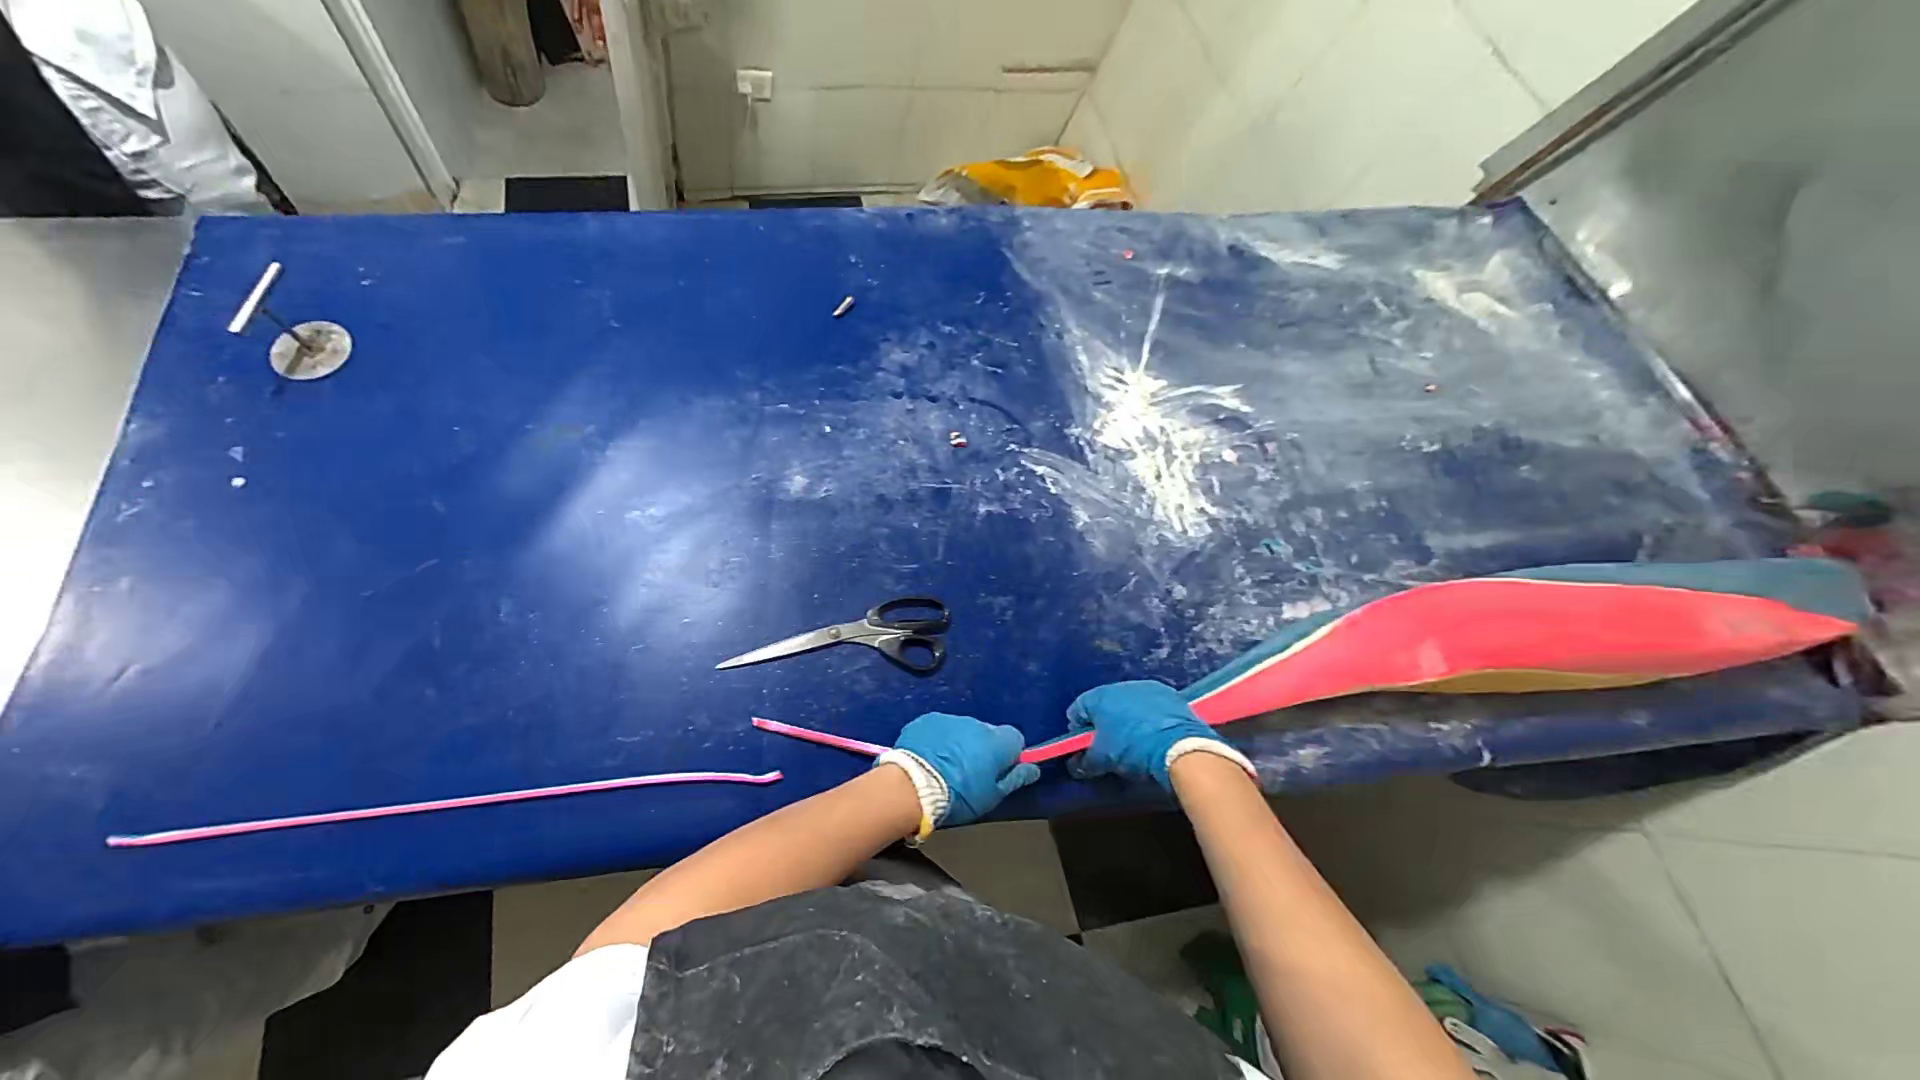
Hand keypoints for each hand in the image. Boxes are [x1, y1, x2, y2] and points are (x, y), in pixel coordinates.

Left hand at [892, 712, 1040, 826]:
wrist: (911, 786)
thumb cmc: (958, 796)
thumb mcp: (992, 796)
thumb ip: (1015, 779)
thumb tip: (1033, 768)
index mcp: (996, 741)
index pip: (1014, 738)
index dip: (1009, 754)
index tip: (999, 771)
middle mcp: (975, 723)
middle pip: (987, 733)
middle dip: (983, 748)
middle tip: (970, 772)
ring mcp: (949, 719)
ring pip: (963, 730)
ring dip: (960, 743)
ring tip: (946, 767)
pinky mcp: (926, 720)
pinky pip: (940, 728)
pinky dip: (938, 740)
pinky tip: (929, 758)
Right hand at [1066, 680, 1221, 789]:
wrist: (1180, 746)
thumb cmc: (1132, 748)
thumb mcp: (1103, 760)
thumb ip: (1085, 762)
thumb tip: (1076, 765)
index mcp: (1099, 697)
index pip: (1078, 708)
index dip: (1078, 727)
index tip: (1083, 744)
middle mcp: (1121, 686)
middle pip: (1104, 704)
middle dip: (1104, 721)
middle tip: (1107, 743)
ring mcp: (1147, 688)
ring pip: (1129, 703)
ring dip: (1127, 717)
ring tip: (1133, 739)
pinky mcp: (1170, 694)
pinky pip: (1151, 706)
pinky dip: (1149, 717)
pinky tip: (1153, 734)